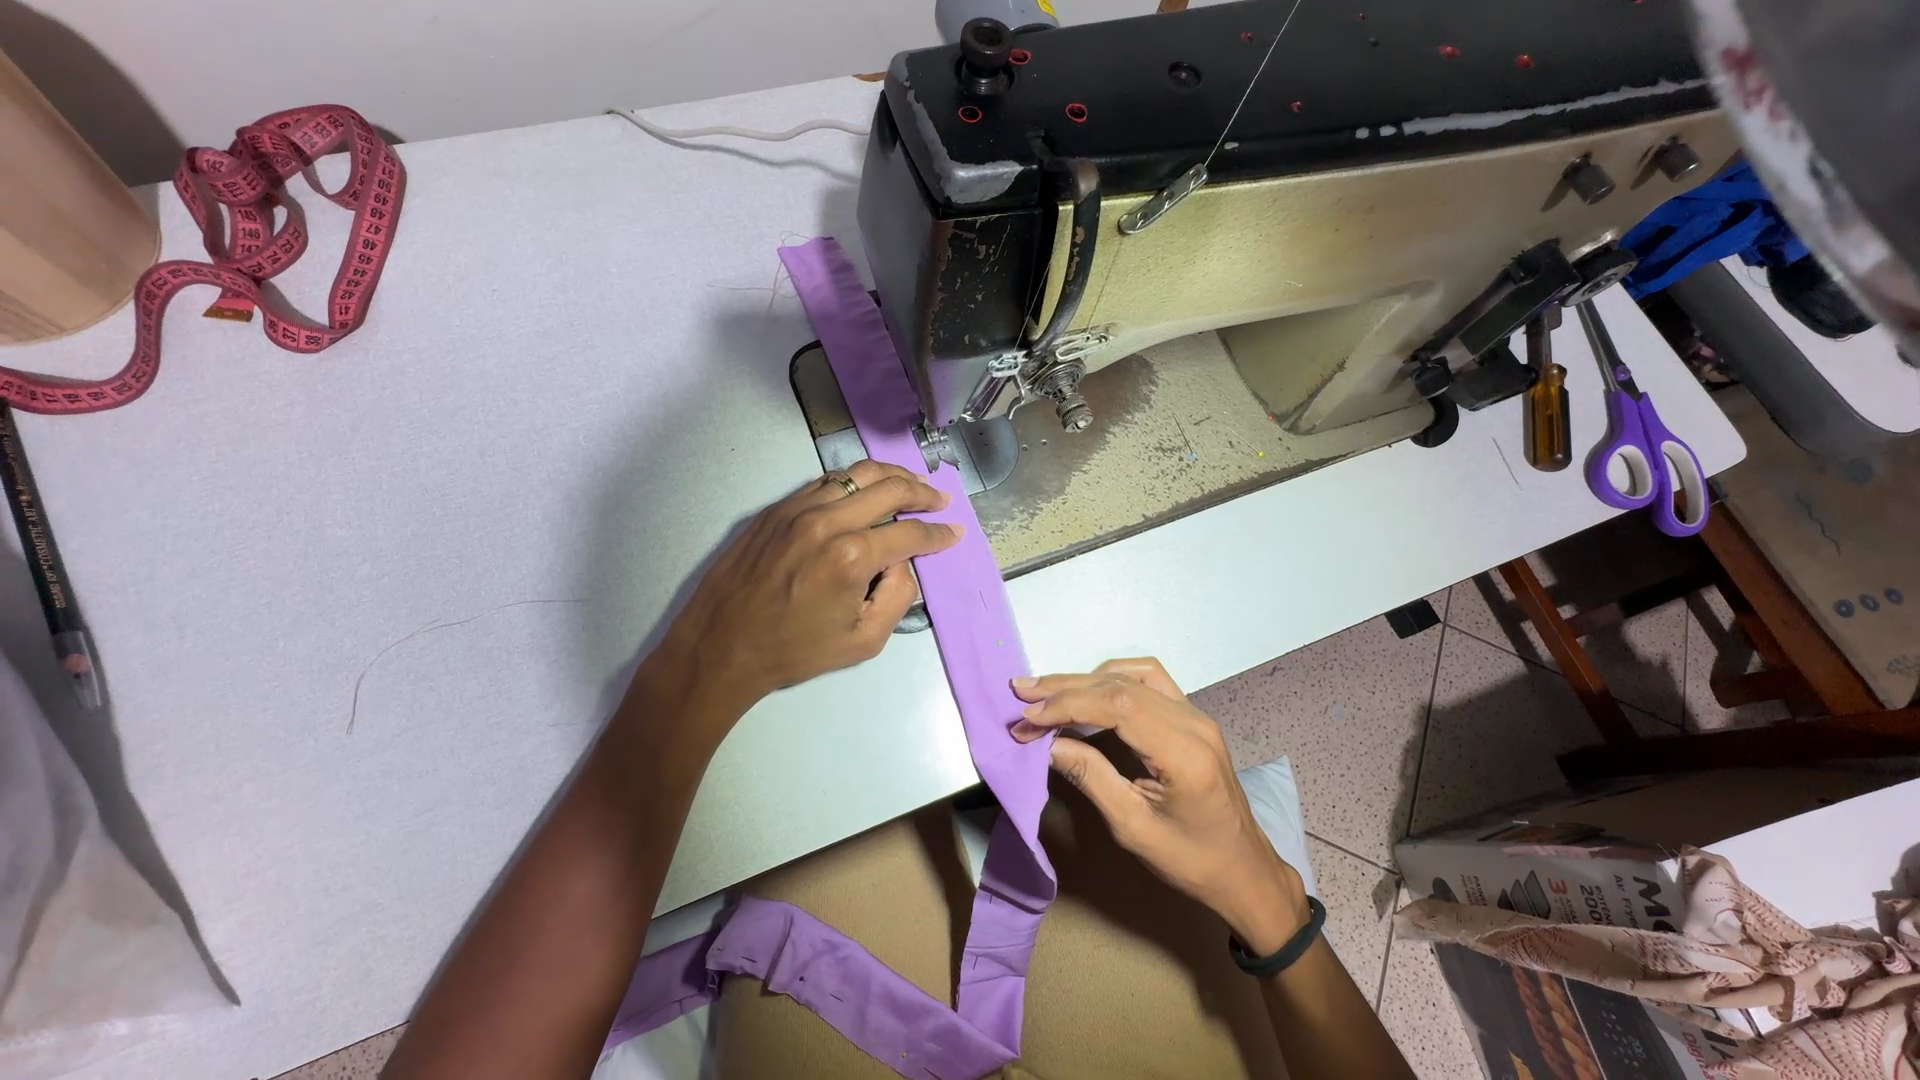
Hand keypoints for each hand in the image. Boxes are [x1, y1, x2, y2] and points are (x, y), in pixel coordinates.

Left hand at [651, 460, 961, 709]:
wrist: (721, 646)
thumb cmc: (794, 651)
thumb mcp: (863, 642)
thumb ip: (897, 596)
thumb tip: (903, 563)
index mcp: (851, 556)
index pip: (910, 532)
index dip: (938, 533)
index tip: (954, 533)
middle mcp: (827, 521)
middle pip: (889, 488)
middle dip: (923, 492)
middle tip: (940, 499)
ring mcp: (797, 508)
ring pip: (855, 474)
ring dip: (890, 476)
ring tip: (910, 484)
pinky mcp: (775, 508)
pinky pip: (824, 482)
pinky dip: (852, 481)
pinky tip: (863, 491)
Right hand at [1012, 658, 1310, 953]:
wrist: (1244, 871)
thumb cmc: (1190, 860)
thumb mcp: (1132, 827)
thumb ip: (1091, 777)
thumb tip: (1048, 743)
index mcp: (1183, 752)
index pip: (1116, 704)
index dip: (1067, 704)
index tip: (1028, 719)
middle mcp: (1193, 722)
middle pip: (1121, 684)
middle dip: (1066, 688)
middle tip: (1021, 694)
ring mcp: (1196, 715)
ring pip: (1133, 675)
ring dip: (1085, 679)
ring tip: (1045, 691)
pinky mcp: (1192, 718)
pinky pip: (1150, 680)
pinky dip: (1112, 678)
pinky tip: (1087, 689)